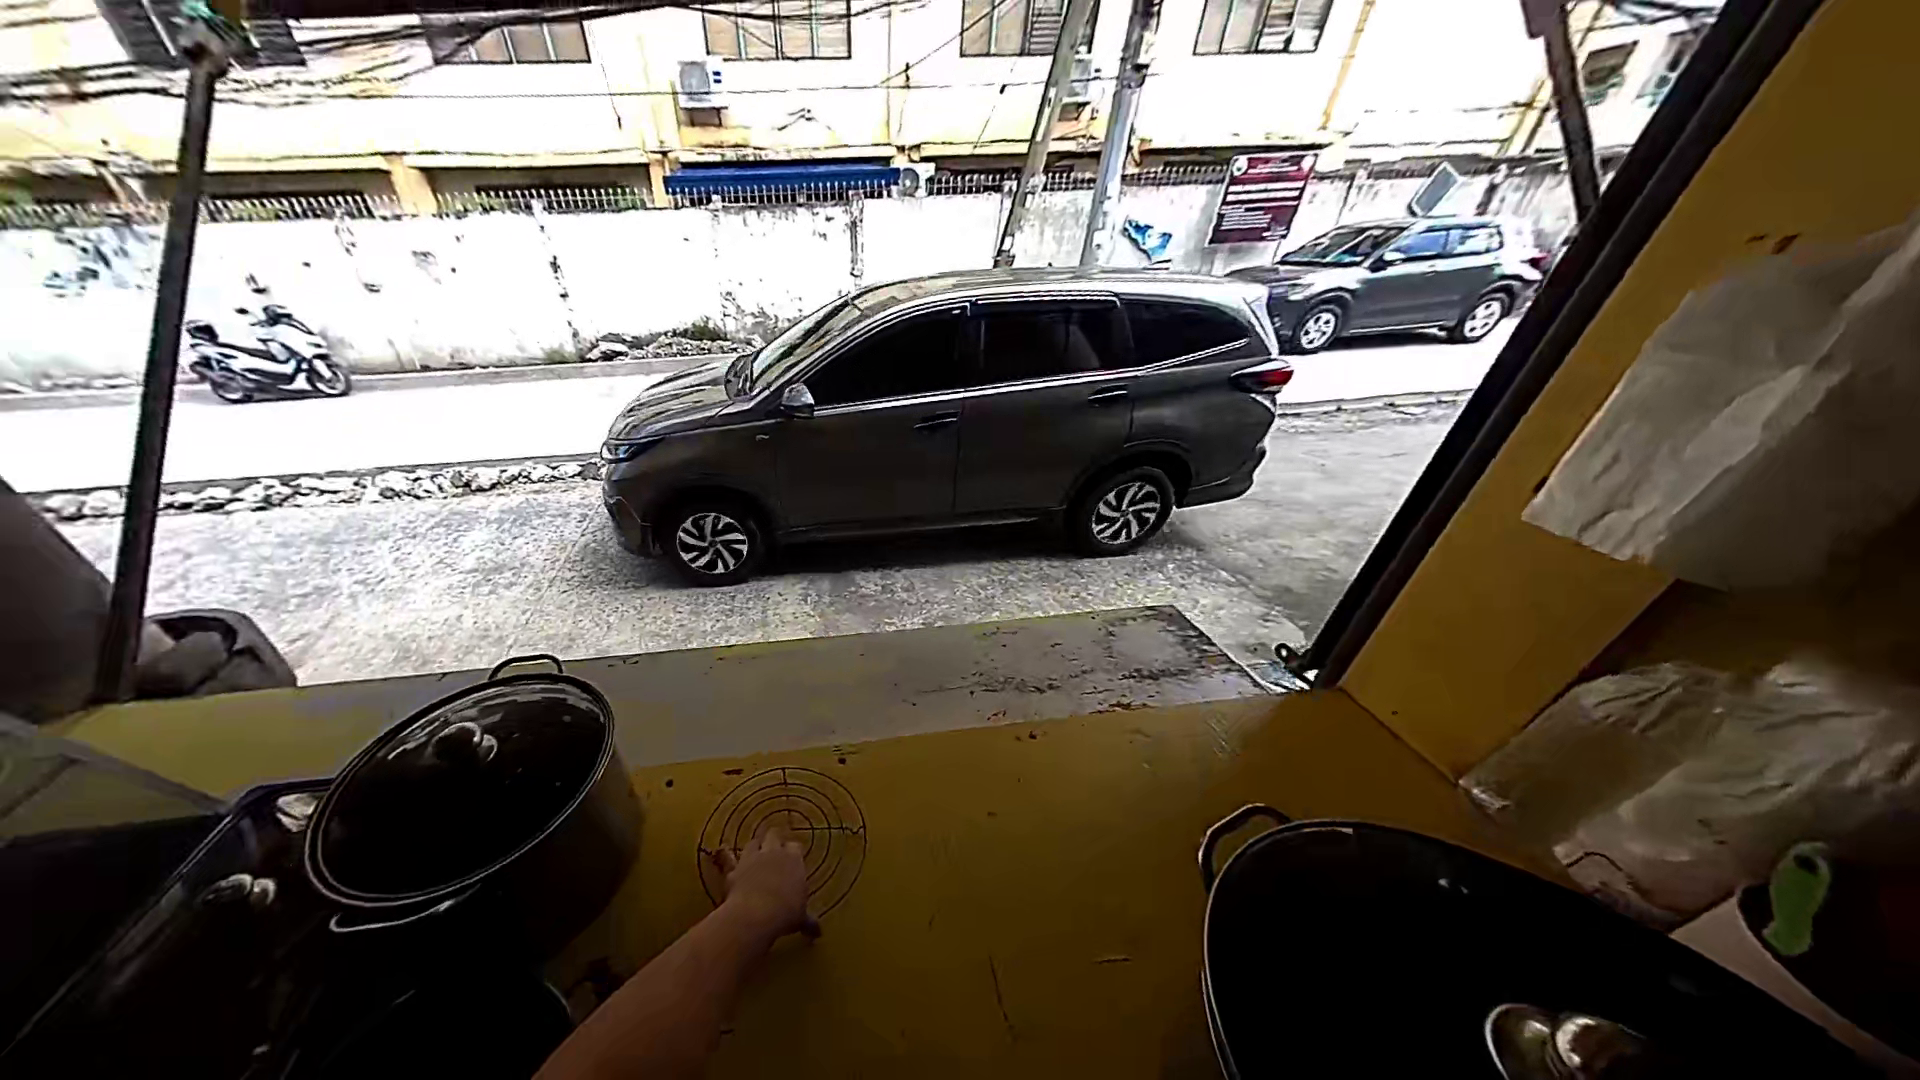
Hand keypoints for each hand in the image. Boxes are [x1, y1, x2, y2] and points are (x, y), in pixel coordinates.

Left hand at [714, 827, 818, 940]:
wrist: (755, 914)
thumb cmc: (785, 913)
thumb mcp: (800, 918)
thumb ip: (808, 921)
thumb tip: (818, 933)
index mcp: (794, 859)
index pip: (795, 846)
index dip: (793, 852)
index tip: (793, 859)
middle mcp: (773, 852)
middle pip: (773, 835)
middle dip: (773, 839)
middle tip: (774, 847)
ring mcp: (752, 859)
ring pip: (753, 842)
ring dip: (754, 847)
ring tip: (754, 852)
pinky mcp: (734, 869)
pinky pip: (729, 859)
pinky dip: (728, 860)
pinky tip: (726, 861)